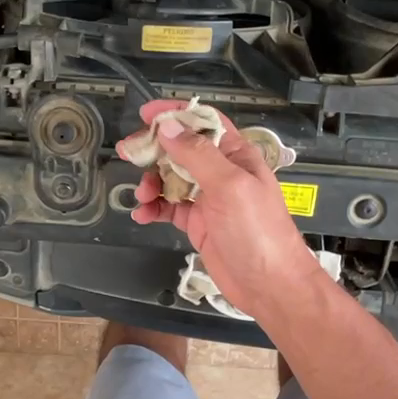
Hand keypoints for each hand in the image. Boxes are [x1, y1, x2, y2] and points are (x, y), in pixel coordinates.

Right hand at [118, 100, 323, 319]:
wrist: (270, 285)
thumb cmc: (258, 232)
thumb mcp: (229, 186)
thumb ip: (197, 154)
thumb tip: (167, 127)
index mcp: (236, 156)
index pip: (204, 122)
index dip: (176, 114)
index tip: (146, 113)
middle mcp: (221, 173)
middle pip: (181, 150)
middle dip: (154, 150)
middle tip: (127, 152)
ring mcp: (208, 199)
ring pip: (171, 179)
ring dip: (151, 182)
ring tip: (142, 195)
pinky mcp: (197, 223)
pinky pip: (169, 208)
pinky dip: (153, 208)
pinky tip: (143, 215)